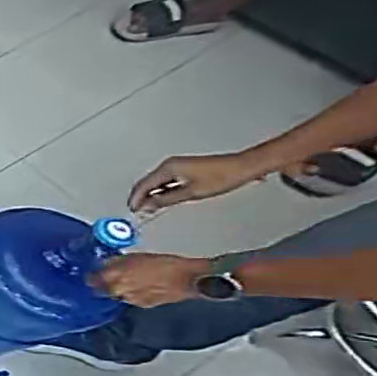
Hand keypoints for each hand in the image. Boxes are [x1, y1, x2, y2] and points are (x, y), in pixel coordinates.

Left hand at [92, 252, 211, 306]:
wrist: (189, 279)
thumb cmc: (166, 264)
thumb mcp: (136, 257)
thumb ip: (117, 262)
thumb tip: (106, 263)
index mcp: (114, 275)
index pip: (91, 279)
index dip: (91, 276)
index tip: (93, 274)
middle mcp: (118, 289)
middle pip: (101, 290)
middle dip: (103, 285)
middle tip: (109, 279)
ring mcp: (129, 299)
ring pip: (116, 296)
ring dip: (119, 290)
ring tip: (130, 283)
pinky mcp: (142, 305)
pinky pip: (131, 300)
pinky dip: (133, 295)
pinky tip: (142, 289)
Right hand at [128, 152, 269, 211]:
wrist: (243, 167)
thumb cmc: (223, 176)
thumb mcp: (190, 193)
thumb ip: (164, 200)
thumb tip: (147, 206)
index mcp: (168, 168)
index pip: (143, 185)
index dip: (135, 199)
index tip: (133, 209)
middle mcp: (170, 165)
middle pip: (146, 182)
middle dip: (141, 197)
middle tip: (139, 210)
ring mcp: (177, 165)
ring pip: (155, 182)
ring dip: (151, 194)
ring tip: (151, 207)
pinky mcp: (183, 168)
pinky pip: (164, 180)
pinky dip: (160, 190)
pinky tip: (163, 198)